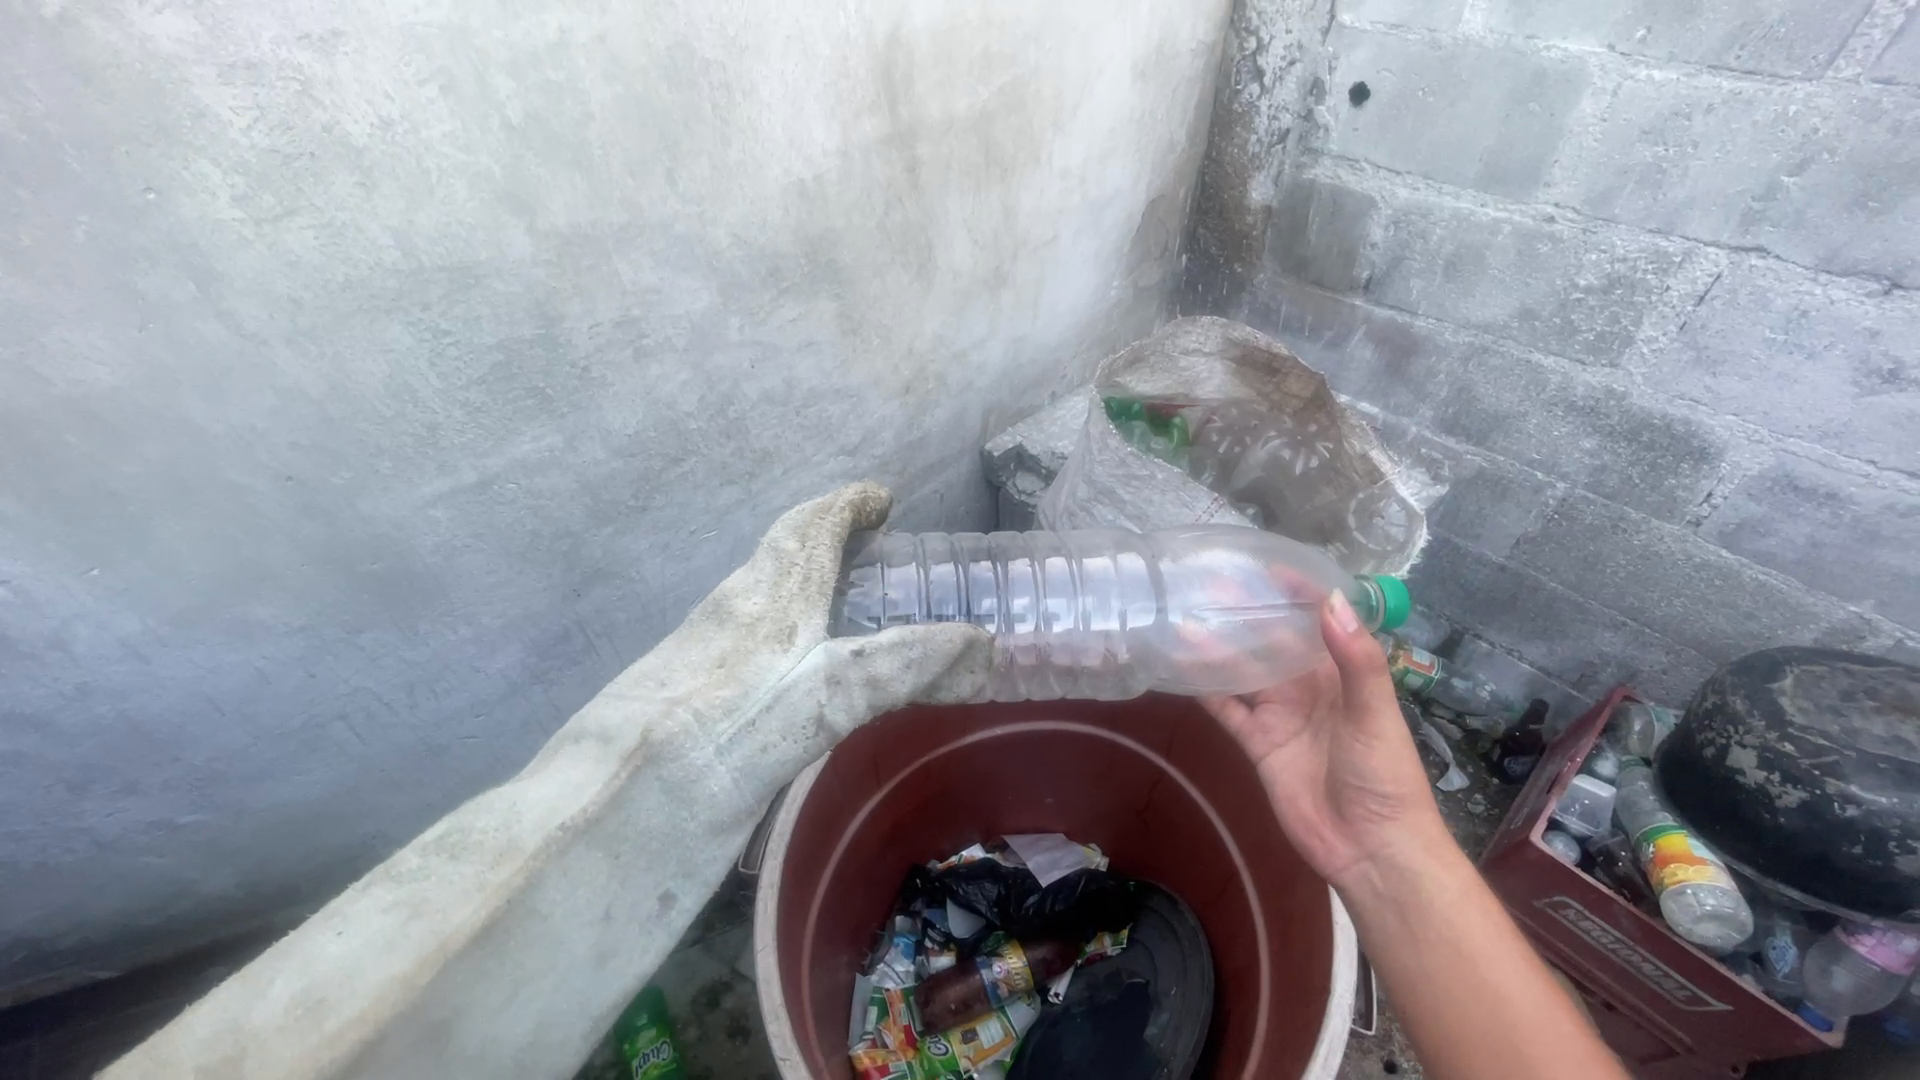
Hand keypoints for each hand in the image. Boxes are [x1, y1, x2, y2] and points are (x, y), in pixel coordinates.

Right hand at [1201, 592, 1447, 889]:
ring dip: (1215, 648)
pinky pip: (1226, 708)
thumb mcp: (1374, 715)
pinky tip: (1177, 667)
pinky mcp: (1256, 742)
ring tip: (1182, 618)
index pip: (1316, 620)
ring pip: (1241, 671)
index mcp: (1340, 672)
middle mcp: (1306, 686)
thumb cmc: (1384, 777)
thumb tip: (1331, 601)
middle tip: (1205, 585)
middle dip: (1243, 614)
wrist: (1371, 850)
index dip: (1294, 593)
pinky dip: (1203, 689)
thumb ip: (1356, 660)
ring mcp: (1279, 714)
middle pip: (1269, 641)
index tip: (1263, 567)